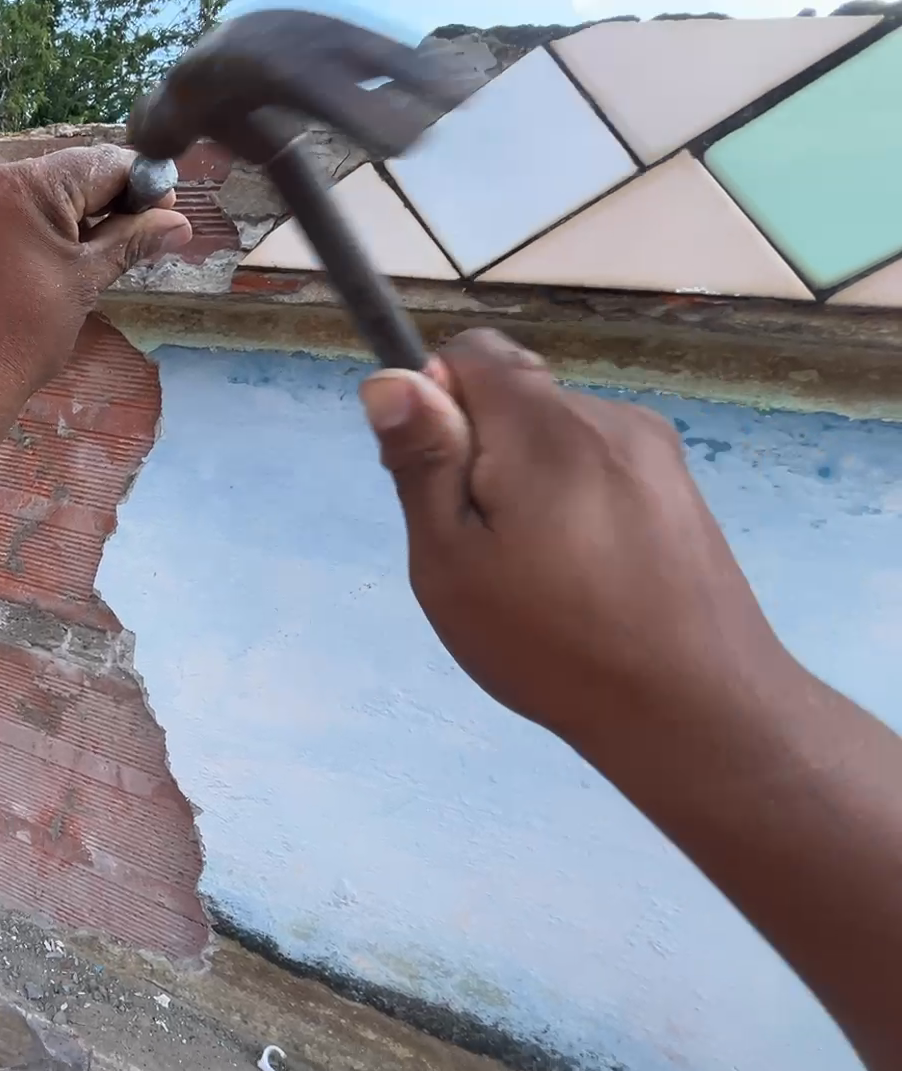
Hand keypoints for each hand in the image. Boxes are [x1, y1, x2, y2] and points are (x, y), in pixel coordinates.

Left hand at [0, 145, 191, 427]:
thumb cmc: (19, 342)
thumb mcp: (82, 285)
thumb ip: (130, 242)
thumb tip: (179, 223)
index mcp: (21, 186)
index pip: (100, 163)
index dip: (140, 184)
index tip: (164, 213)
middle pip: (64, 173)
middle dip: (101, 203)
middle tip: (128, 241)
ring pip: (31, 191)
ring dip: (64, 216)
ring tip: (81, 261)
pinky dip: (27, 226)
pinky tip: (42, 261)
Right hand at [359, 329, 799, 745]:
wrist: (691, 710)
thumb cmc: (540, 636)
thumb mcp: (448, 555)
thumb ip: (421, 461)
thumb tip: (387, 381)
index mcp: (545, 430)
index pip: (472, 351)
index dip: (431, 397)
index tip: (430, 471)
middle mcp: (607, 419)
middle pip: (508, 390)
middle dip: (467, 441)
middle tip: (466, 532)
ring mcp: (652, 451)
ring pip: (545, 426)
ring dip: (509, 469)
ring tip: (515, 555)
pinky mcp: (673, 484)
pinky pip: (586, 455)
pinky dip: (554, 487)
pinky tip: (563, 559)